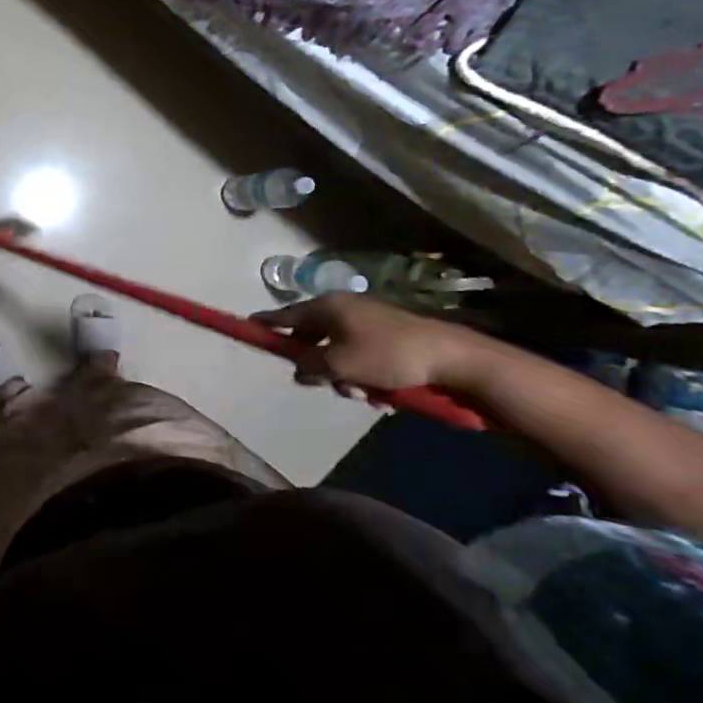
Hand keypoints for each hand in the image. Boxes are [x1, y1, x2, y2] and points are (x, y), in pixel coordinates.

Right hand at [251, 293, 487, 396]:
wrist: (455, 358)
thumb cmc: (389, 356)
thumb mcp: (339, 365)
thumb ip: (309, 366)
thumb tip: (298, 369)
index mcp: (327, 307)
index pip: (284, 315)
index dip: (265, 325)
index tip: (248, 328)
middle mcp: (344, 308)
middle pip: (311, 337)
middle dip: (316, 365)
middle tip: (327, 385)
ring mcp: (368, 320)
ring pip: (338, 351)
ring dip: (344, 376)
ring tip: (364, 395)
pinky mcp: (389, 335)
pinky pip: (361, 355)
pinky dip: (364, 374)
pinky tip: (380, 394)